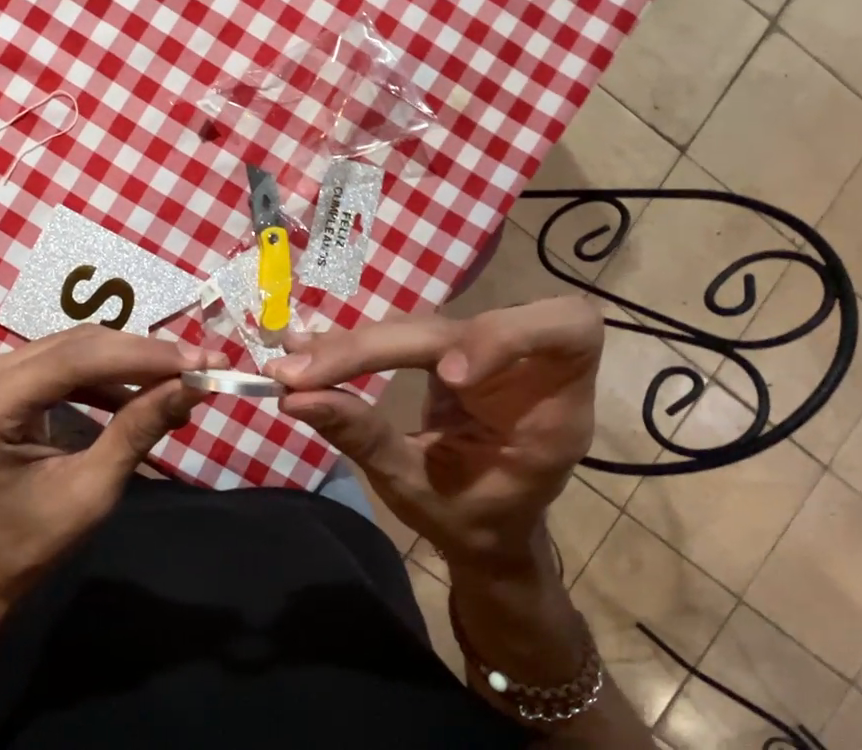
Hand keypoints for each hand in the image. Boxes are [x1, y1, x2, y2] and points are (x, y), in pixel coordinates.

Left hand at [0, 326, 208, 603]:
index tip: (204, 359)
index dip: (142, 355)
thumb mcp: (91, 491)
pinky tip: (142, 392)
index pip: (75, 359)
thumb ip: (138, 430)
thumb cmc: (29, 543)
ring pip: (70, 350)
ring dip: (127, 364)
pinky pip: (58, 364)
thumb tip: (194, 383)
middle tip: (203, 368)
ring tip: (180, 382)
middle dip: (142, 357)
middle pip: (74, 348)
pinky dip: (103, 376)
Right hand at [264, 296, 602, 567]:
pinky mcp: (450, 352)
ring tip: (295, 363)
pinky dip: (358, 341)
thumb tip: (294, 397)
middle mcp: (524, 371)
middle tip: (303, 370)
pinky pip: (405, 333)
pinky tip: (309, 347)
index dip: (508, 334)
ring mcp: (484, 356)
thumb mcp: (416, 491)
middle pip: (458, 325)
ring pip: (423, 324)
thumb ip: (365, 438)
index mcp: (551, 412)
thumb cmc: (469, 523)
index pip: (568, 333)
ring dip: (358, 342)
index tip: (447, 376)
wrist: (486, 536)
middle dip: (378, 345)